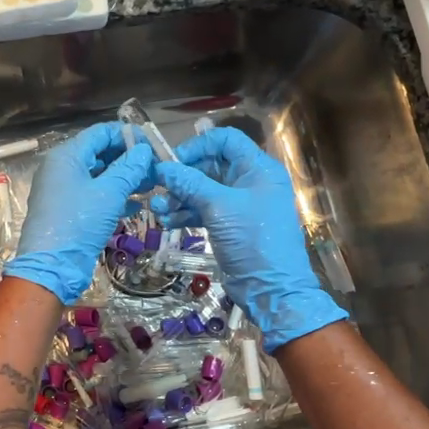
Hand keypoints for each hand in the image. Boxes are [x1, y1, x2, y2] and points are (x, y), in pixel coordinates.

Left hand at [5, 122, 154, 304]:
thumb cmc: (79, 223)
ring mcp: (61, 190)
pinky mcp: (66, 211)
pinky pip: (92, 195)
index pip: (100, 133)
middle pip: (99, 153)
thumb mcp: (109, 193)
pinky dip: (112, 196)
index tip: (152, 145)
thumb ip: (128, 169)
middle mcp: (61, 168)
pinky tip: (135, 205)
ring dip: (123, 179)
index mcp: (66, 156)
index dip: (127, 135)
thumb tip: (144, 151)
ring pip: (97, 176)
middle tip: (155, 168)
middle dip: (128, 159)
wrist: (52, 266)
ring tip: (151, 185)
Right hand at [150, 127, 346, 349]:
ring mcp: (239, 204)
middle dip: (182, 176)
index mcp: (258, 169)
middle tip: (157, 187)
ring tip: (158, 209)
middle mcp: (250, 181)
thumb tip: (162, 167)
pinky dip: (185, 213)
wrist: (271, 288)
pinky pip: (203, 210)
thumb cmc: (252, 240)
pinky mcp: (229, 224)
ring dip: (179, 197)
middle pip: (210, 165)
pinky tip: (167, 222)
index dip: (198, 146)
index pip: (225, 140)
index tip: (174, 161)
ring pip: (203, 190)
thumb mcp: (219, 207)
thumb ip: (189, 183)